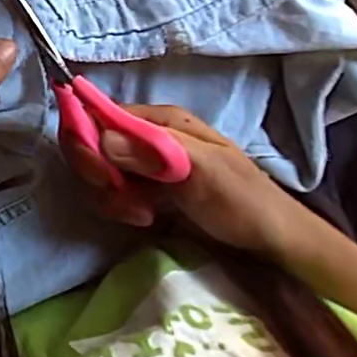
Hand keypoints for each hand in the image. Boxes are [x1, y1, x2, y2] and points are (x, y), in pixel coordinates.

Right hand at [63, 104, 328, 263]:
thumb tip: (103, 137)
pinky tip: (144, 218)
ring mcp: (143, 163)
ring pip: (98, 171)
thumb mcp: (205, 171)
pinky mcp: (143, 189)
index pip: (99, 115)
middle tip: (124, 200)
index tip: (102, 177)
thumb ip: (155, 152)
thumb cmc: (243, 200)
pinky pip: (110, 192)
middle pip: (91, 143)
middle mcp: (146, 135)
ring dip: (109, 196)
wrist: (270, 240)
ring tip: (142, 214)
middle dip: (97, 174)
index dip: (87, 142)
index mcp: (161, 120)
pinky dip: (118, 207)